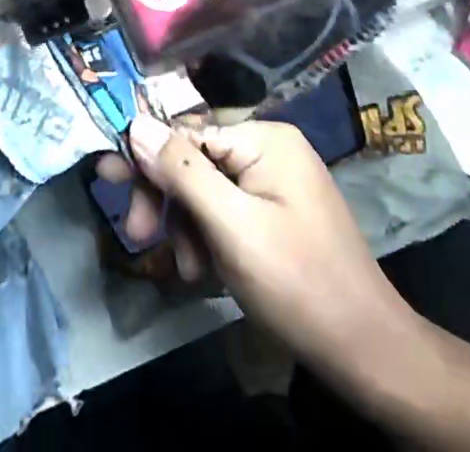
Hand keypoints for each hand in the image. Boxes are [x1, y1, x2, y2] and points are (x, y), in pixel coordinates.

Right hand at [125, 115, 409, 361]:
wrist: (362, 346)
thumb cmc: (295, 281)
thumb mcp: (230, 225)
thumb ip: (182, 172)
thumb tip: (136, 123)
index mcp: (265, 139)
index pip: (188, 133)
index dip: (147, 158)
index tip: (107, 180)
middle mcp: (269, 149)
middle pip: (194, 161)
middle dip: (166, 201)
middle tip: (136, 236)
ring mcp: (273, 182)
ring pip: (205, 192)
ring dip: (186, 229)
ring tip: (190, 271)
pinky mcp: (273, 213)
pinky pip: (225, 212)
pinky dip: (207, 240)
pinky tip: (206, 272)